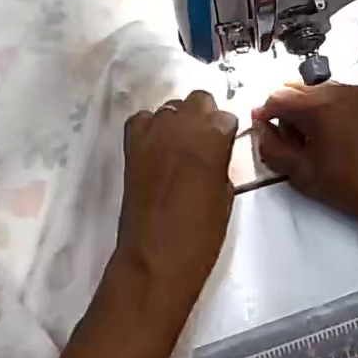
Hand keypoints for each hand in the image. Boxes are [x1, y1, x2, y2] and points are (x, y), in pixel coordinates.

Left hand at [115, 90, 237, 307]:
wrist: (155, 256)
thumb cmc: (200, 234)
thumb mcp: (225, 196)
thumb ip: (221, 164)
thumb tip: (215, 155)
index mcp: (213, 136)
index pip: (225, 117)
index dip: (226, 134)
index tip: (224, 149)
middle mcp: (183, 125)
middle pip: (198, 100)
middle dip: (204, 117)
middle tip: (204, 144)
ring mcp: (154, 132)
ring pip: (170, 107)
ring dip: (178, 121)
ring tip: (179, 148)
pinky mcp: (132, 145)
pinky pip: (142, 120)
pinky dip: (150, 128)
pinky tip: (156, 148)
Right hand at [252, 82, 357, 240]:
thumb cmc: (349, 185)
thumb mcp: (300, 171)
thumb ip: (272, 147)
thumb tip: (263, 130)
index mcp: (318, 105)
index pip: (277, 97)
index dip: (264, 112)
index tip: (262, 126)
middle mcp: (338, 90)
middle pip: (297, 89)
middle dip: (286, 109)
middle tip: (287, 137)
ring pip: (319, 91)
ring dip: (307, 108)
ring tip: (313, 139)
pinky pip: (340, 96)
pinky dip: (329, 108)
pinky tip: (334, 135)